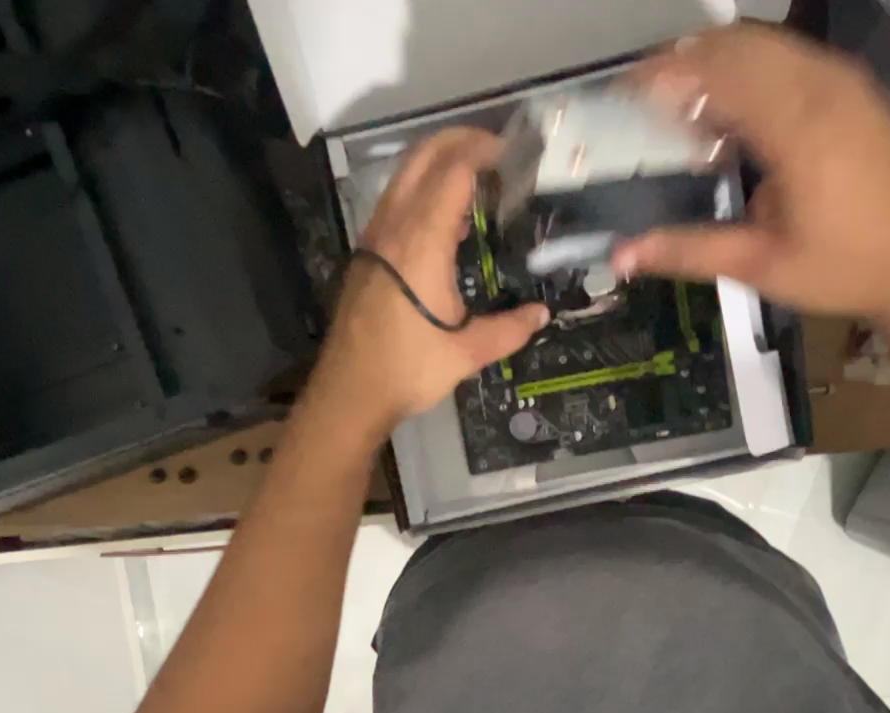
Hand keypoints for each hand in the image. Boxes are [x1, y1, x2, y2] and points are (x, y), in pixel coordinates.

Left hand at [309, 129, 548, 442]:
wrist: (348, 394)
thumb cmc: (406, 371)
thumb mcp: (466, 354)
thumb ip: (508, 330)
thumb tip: (541, 315)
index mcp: (421, 242)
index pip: (452, 169)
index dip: (484, 150)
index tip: (514, 153)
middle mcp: (393, 228)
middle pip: (423, 157)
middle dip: (459, 141)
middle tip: (497, 151)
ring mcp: (373, 239)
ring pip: (403, 177)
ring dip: (437, 164)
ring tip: (476, 181)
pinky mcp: (365, 256)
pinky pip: (394, 203)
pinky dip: (421, 191)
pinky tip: (444, 220)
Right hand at [613, 25, 889, 323]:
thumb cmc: (844, 268)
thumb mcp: (760, 265)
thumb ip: (688, 250)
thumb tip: (621, 256)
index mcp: (798, 128)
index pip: (717, 74)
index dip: (662, 77)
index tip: (620, 96)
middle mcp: (822, 88)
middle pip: (738, 44)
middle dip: (681, 60)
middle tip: (636, 96)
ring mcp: (843, 84)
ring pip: (765, 44)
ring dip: (713, 60)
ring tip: (670, 100)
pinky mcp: (852, 91)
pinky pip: (788, 58)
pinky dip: (746, 69)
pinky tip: (724, 110)